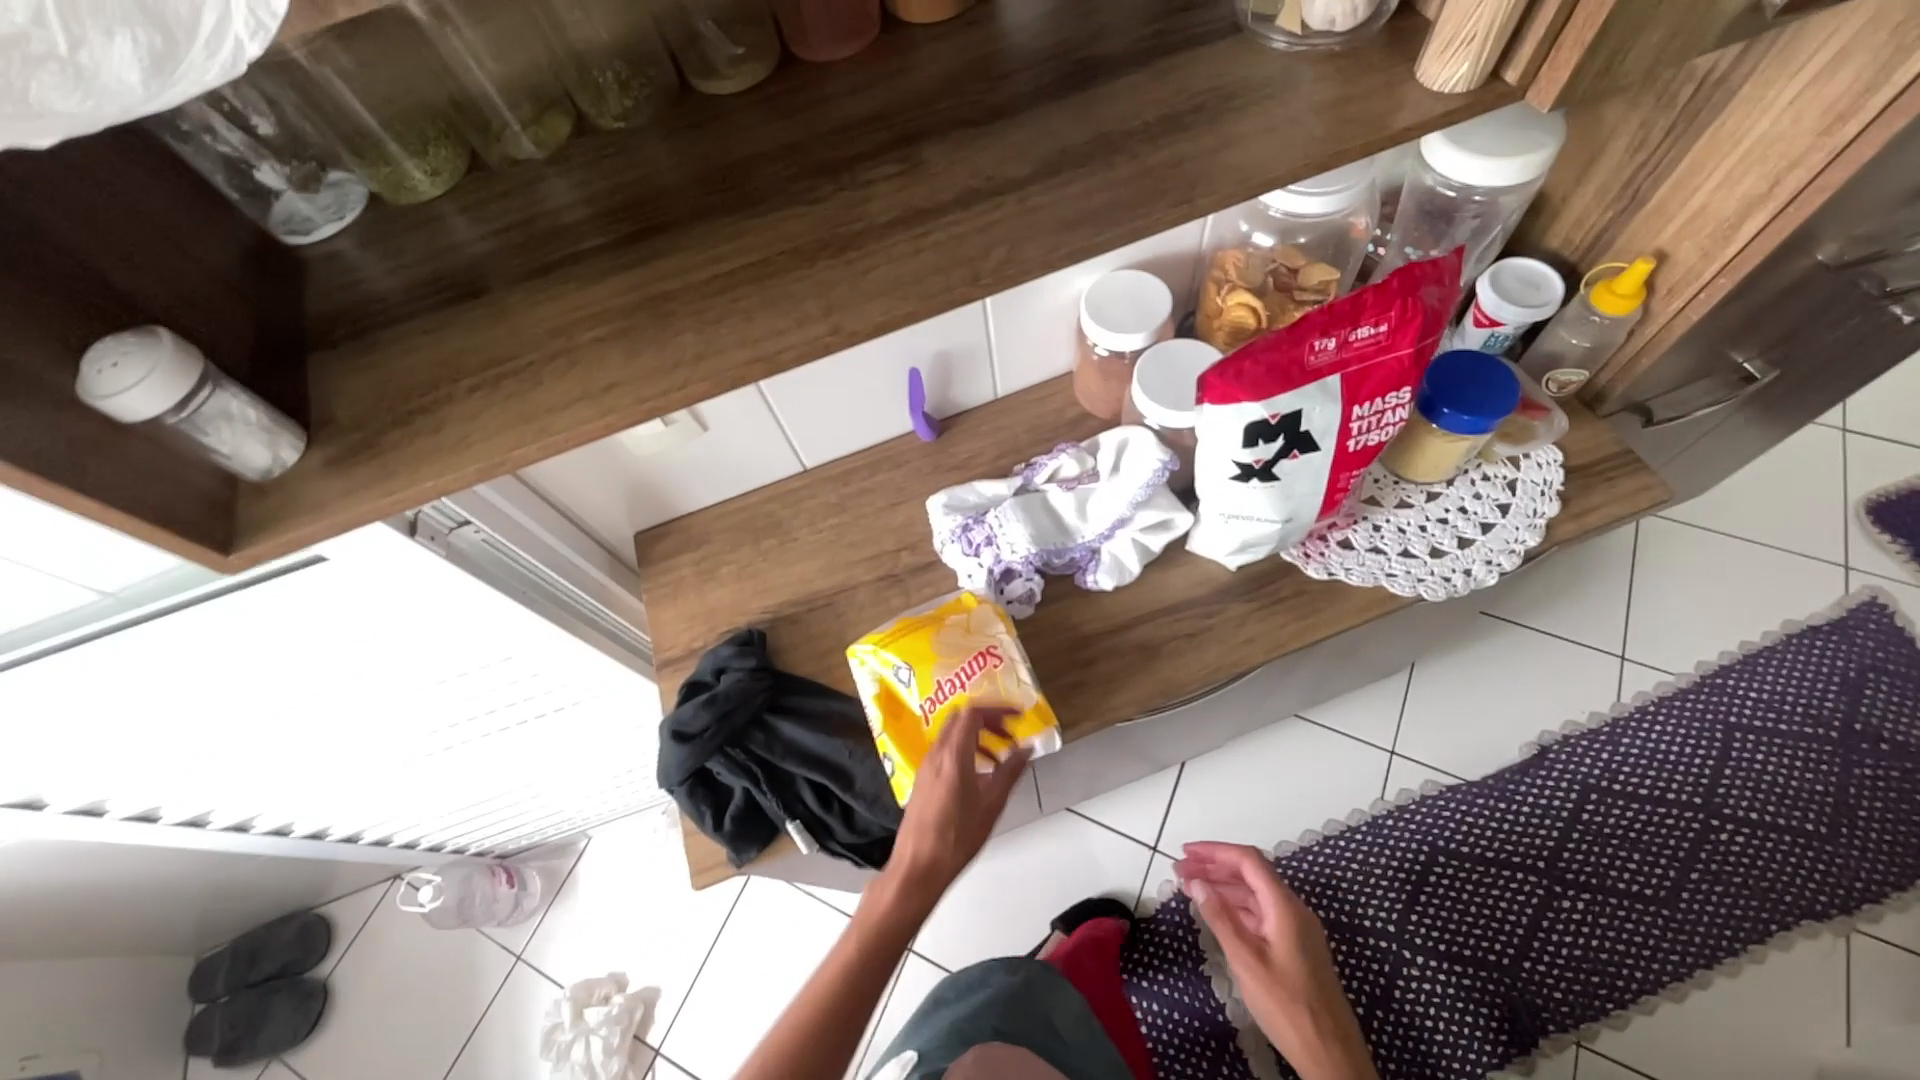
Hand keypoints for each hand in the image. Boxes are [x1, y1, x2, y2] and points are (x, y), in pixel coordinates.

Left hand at [882, 706, 1031, 909]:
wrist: (918, 866)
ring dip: (977, 737)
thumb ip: (1010, 771)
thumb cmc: (957, 837)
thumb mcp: (992, 804)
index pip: (973, 713)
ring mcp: (926, 766)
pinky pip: (945, 752)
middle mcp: (936, 754)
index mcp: (953, 754)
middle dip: (987, 720)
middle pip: (960, 719)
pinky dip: (965, 751)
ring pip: (952, 735)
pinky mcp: (922, 780)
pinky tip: (980, 776)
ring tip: (999, 759)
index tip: (1018, 716)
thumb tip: (1026, 748)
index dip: (997, 709)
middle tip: (1009, 735)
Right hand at [1175, 842, 1378, 1079]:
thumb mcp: (1246, 960)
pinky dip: (1236, 907)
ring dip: (1223, 887)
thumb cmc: (1285, 1005)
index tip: (1185, 852)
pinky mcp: (1294, 946)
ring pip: (1255, 894)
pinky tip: (1216, 913)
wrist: (1330, 1051)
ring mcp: (1295, 928)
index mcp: (1285, 906)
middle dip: (1215, 867)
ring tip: (1190, 887)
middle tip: (1179, 870)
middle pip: (1252, 874)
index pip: (1248, 861)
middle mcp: (1293, 909)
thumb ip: (1220, 917)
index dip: (1215, 851)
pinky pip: (1261, 913)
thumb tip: (1196, 882)